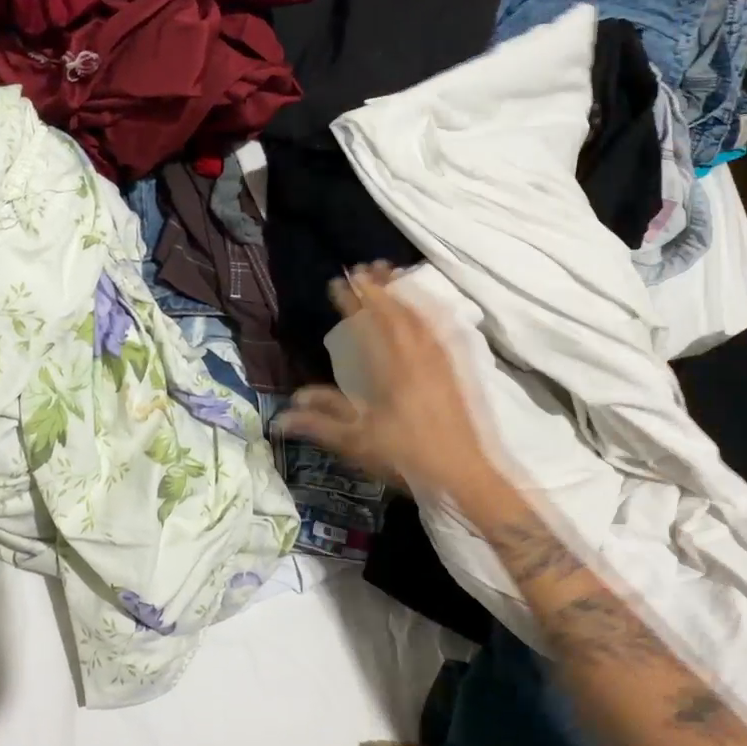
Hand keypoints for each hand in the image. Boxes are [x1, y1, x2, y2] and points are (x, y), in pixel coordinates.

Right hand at [276, 263, 499, 501]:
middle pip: (398, 313)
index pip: (369, 325)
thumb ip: (320, 423)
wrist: (466, 477)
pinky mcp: (456, 371)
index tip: (336, 283)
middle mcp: (418, 359)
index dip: (352, 301)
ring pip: (421, 317)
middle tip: (362, 268)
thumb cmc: (409, 459)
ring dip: (404, 293)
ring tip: (390, 275)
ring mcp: (441, 362)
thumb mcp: (359, 443)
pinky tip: (424, 308)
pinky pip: (440, 329)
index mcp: (392, 371)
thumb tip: (281, 415)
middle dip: (379, 288)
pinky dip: (427, 311)